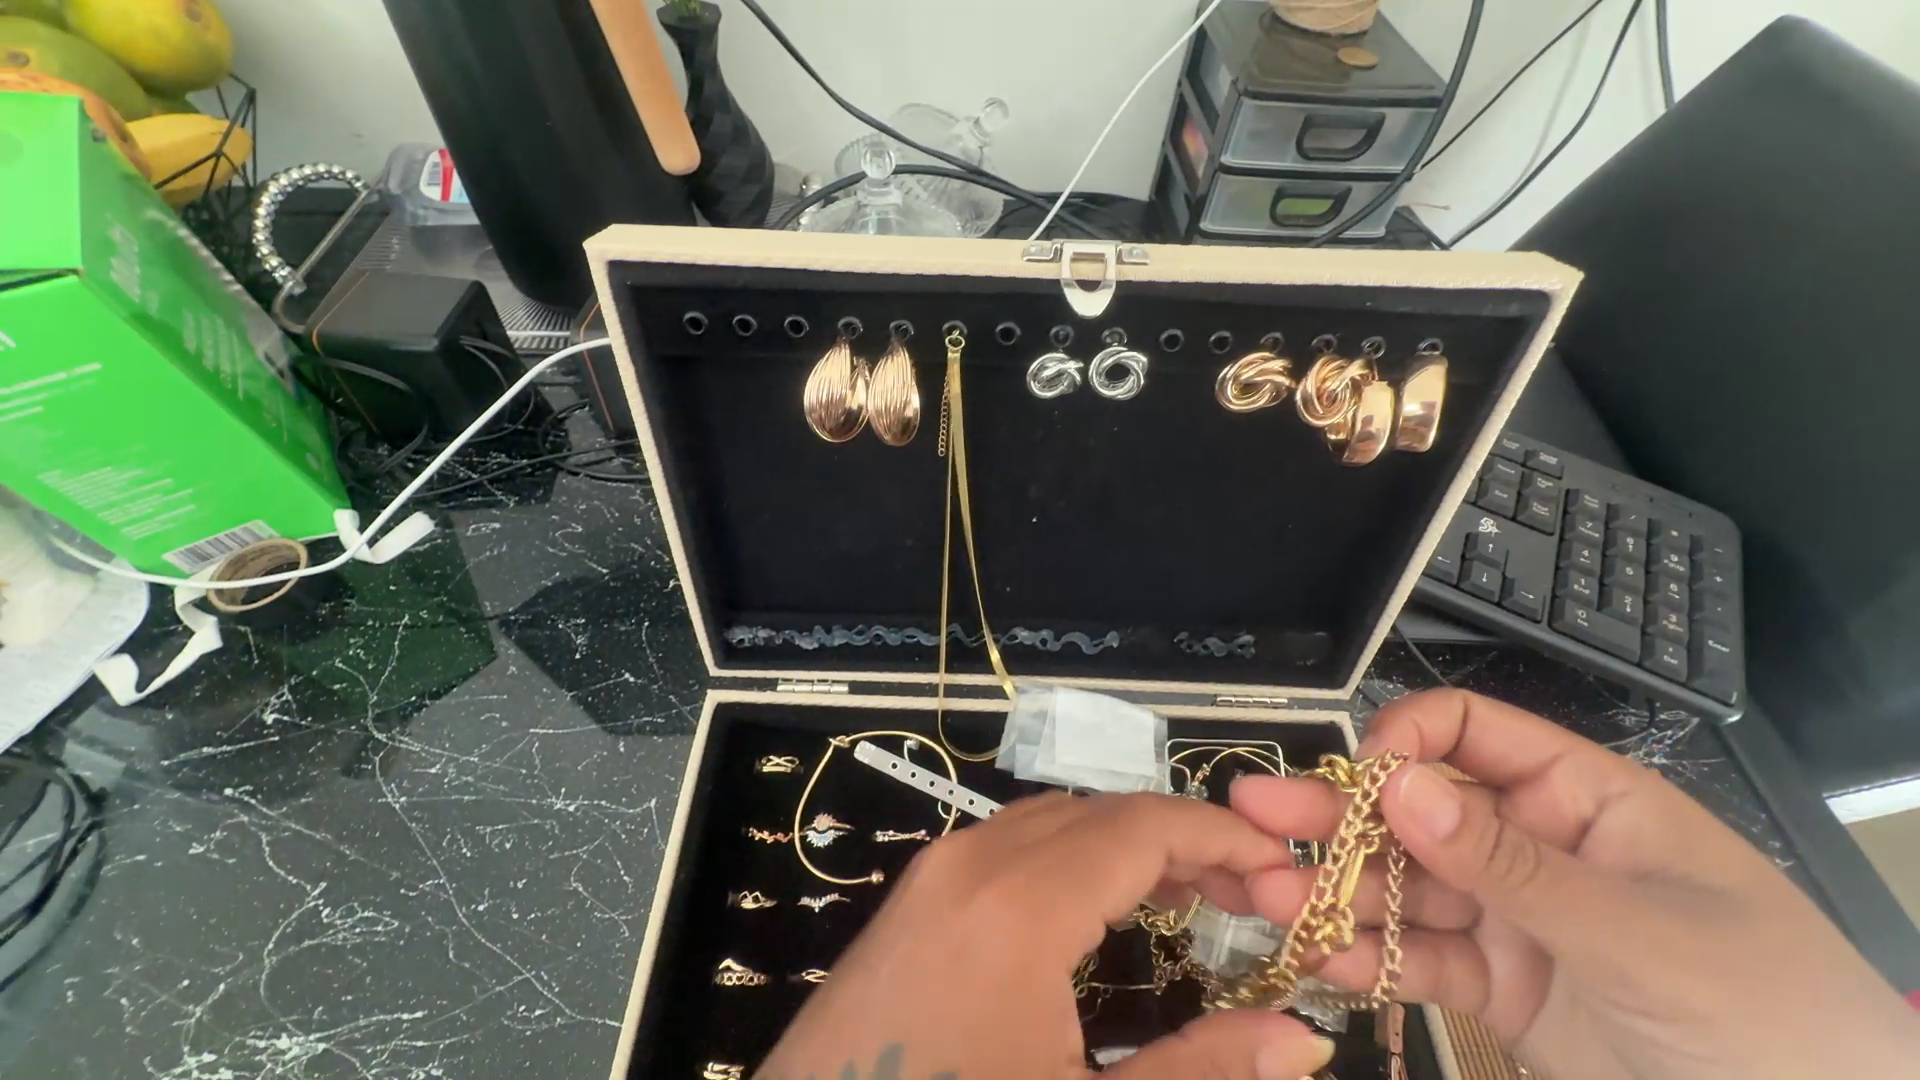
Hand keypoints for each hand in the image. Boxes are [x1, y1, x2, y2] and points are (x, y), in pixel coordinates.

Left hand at [757, 793, 1333, 1079]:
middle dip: (1181, 839)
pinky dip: (1072, 854)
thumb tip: (1304, 1037)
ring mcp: (934, 869)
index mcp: (1018, 902)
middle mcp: (973, 858)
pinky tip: (1100, 904)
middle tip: (1251, 895)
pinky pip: (1010, 843)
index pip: (1141, 826)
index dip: (1221, 835)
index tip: (1282, 867)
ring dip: (1125, 843)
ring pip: (1053, 821)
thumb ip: (1202, 1069)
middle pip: (1099, 813)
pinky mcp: (914, 893)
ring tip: (1192, 896)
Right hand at [1231, 688, 1919, 1079]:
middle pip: (1415, 810)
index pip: (1471, 733)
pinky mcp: (1493, 983)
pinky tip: (1317, 955)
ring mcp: (1507, 916)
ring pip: (1401, 884)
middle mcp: (1530, 844)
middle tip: (1255, 812)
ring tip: (1266, 895)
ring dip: (1334, 888)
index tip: (1358, 775)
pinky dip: (1366, 957)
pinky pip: (1416, 957)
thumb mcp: (1645, 938)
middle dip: (1336, 813)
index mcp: (1580, 800)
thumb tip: (1395, 782)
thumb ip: (1510, 864)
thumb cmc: (1773, 1025)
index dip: (1408, 740)